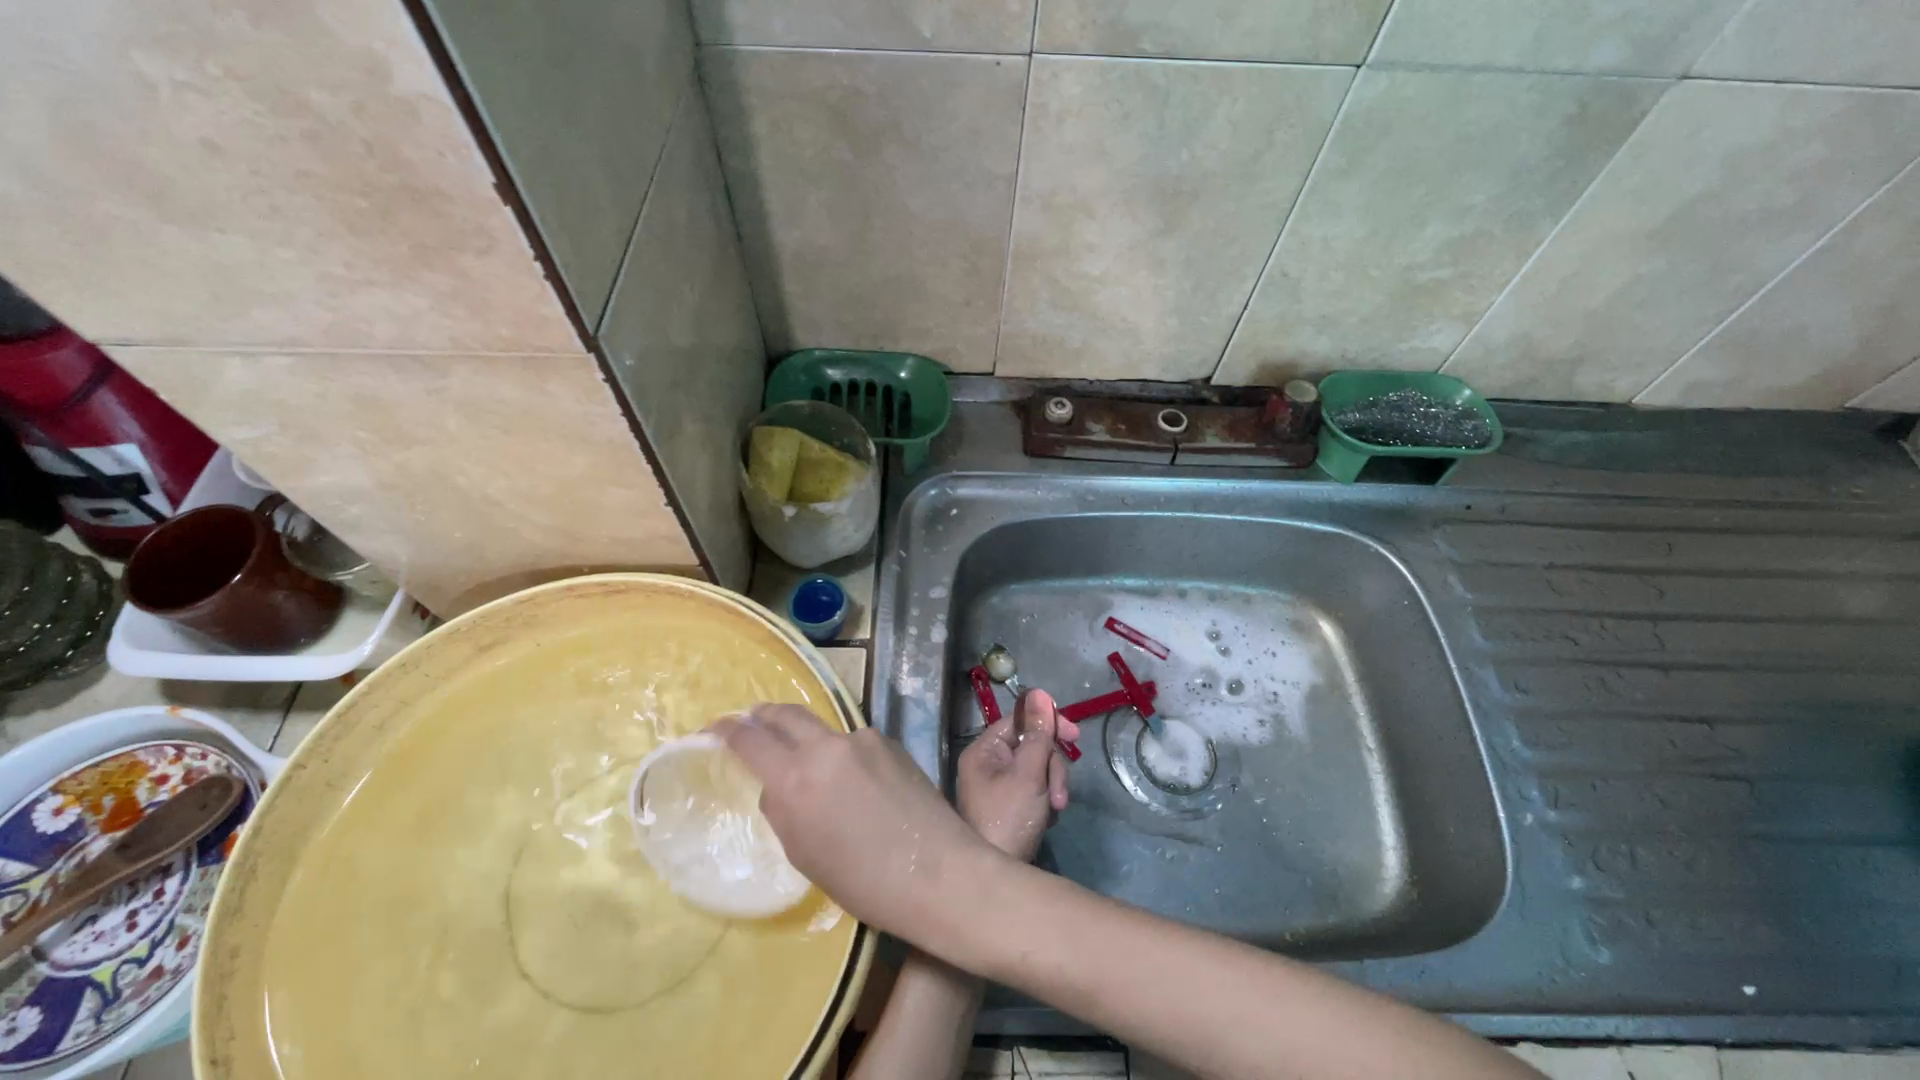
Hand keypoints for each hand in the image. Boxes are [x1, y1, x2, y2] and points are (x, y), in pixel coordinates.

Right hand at [714, 705, 993, 939]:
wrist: (940, 874)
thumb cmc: (865, 882)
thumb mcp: (805, 853)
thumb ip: (783, 810)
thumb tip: (779, 786)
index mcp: (796, 778)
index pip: (749, 738)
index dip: (727, 730)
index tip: (715, 728)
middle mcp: (828, 747)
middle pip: (787, 714)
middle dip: (764, 716)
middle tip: (753, 724)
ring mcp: (864, 740)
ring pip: (824, 731)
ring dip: (809, 741)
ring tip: (812, 771)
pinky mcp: (892, 744)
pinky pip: (855, 744)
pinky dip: (843, 756)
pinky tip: (857, 787)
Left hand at [956, 690, 1078, 860]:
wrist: (1000, 875)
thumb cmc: (1008, 820)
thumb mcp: (1028, 774)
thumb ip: (1038, 734)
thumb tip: (1039, 692)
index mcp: (984, 751)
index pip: (1019, 721)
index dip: (1047, 723)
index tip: (1074, 735)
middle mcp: (988, 765)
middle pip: (1032, 746)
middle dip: (1051, 767)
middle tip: (1059, 794)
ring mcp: (999, 787)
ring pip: (1038, 769)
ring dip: (1052, 786)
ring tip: (1054, 810)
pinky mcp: (1011, 807)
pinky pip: (1036, 790)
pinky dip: (1046, 801)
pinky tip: (1047, 818)